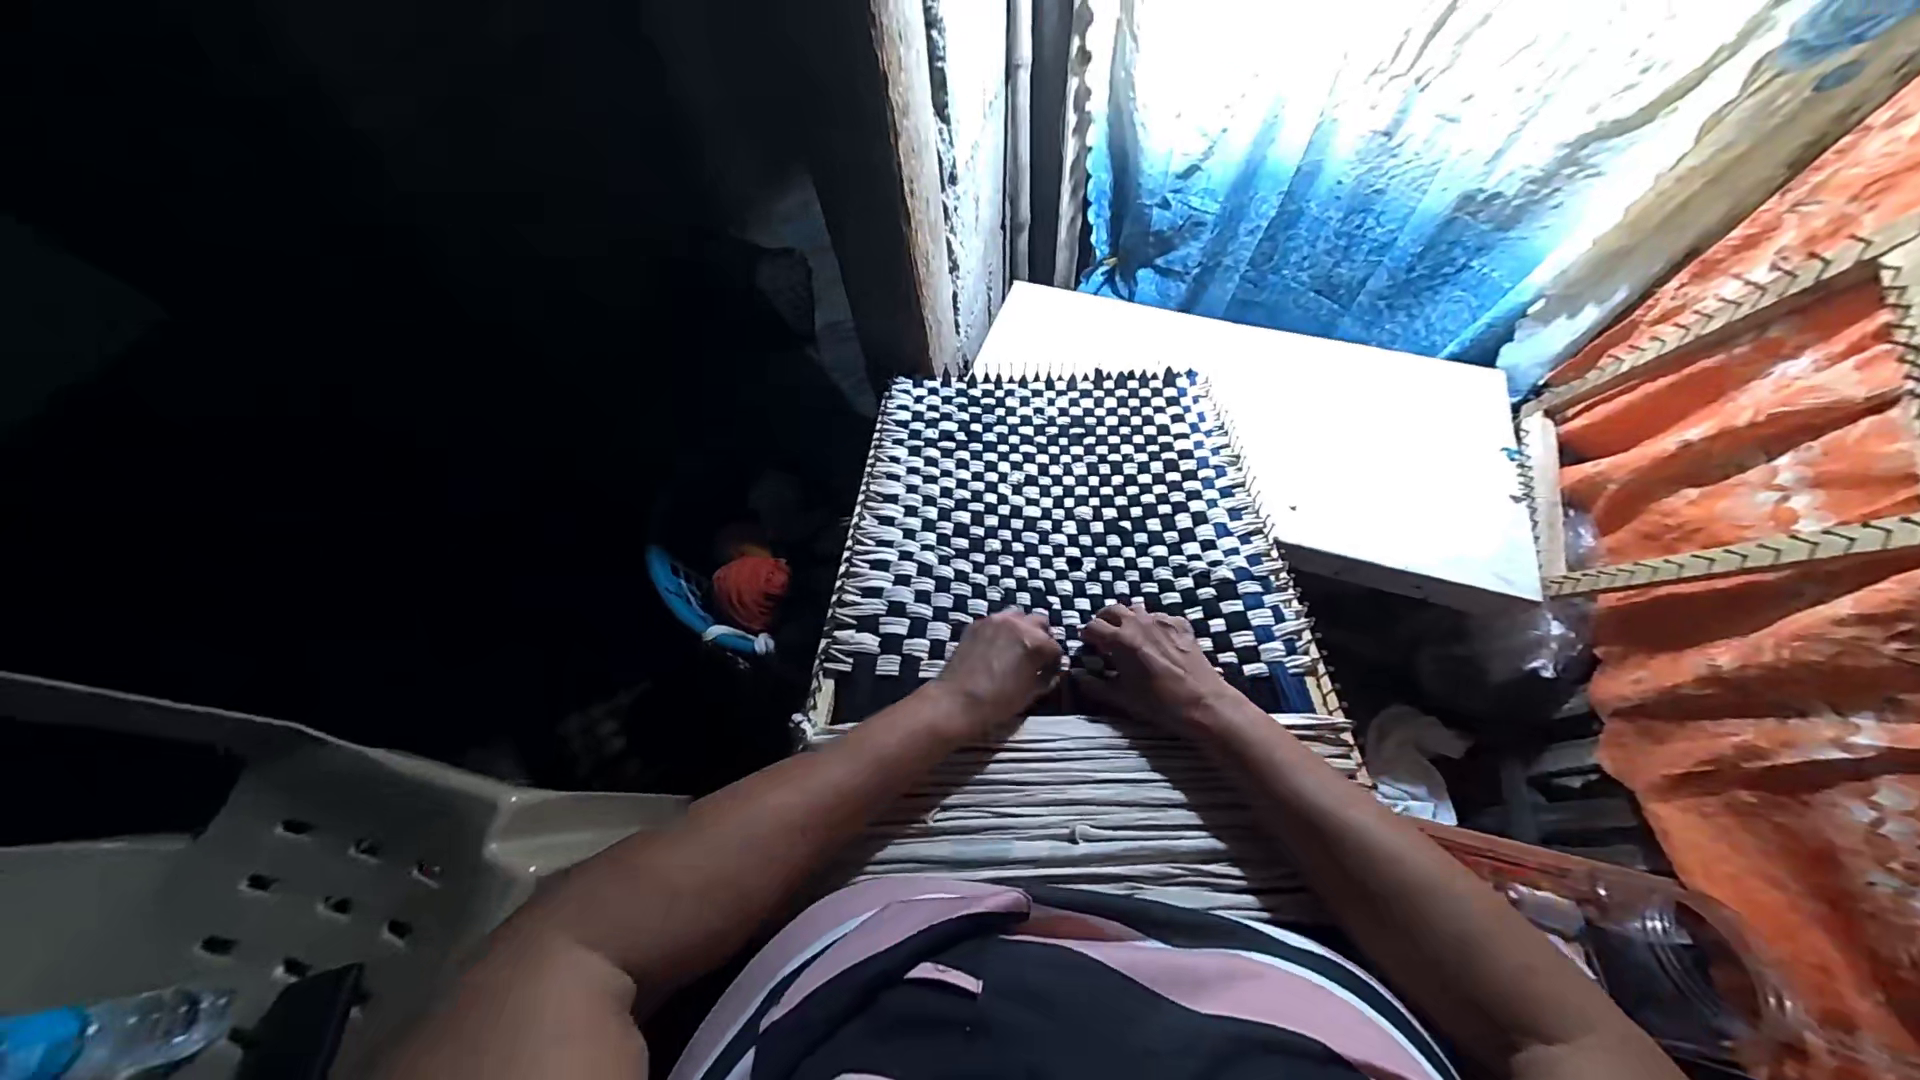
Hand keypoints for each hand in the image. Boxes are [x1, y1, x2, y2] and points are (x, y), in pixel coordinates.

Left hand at [924, 610, 1062, 738]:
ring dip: (1023, 629)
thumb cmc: (998, 702)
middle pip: (1040, 623)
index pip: (1055, 647)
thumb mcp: (1031, 693)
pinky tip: (998, 646)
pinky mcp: (977, 624)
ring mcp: (995, 621)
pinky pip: (997, 621)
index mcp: (1035, 642)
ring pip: (1018, 616)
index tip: (1050, 670)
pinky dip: (1002, 630)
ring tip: (1017, 647)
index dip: (1054, 661)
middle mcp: (1017, 624)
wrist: (958, 700)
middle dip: (1042, 639)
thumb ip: (1046, 677)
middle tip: (1036, 656)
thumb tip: (1051, 671)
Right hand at [1074, 602, 1243, 734]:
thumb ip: (1095, 686)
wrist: (1203, 703)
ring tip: (1128, 636)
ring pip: (1136, 610)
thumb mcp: (1121, 698)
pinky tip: (1155, 639)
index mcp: (1120, 639)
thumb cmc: (1159, 703)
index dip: (1087, 635)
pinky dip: (1151, 624)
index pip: (1092, 626)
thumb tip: (1078, 677)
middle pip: (1112, 610)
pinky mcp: (1181, 624)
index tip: (1088, 645)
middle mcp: (1138, 623)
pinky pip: (1159, 617)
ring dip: (1127, 619)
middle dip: (1104, 620)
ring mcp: (1161, 621)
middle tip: (1104, 636)